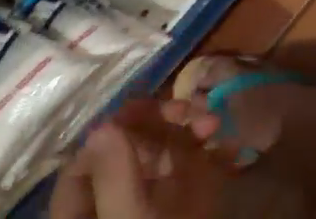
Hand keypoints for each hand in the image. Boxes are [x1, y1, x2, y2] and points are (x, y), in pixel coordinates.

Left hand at [49, 103, 223, 218]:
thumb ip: (116, 177)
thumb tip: (106, 123)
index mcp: (85, 210)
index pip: (86, 159)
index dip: (115, 129)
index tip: (151, 107)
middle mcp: (118, 198)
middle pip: (130, 148)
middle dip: (162, 123)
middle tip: (191, 111)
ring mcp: (157, 199)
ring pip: (167, 150)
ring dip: (193, 128)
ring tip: (214, 123)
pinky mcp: (192, 200)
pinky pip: (199, 165)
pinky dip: (215, 149)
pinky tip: (230, 146)